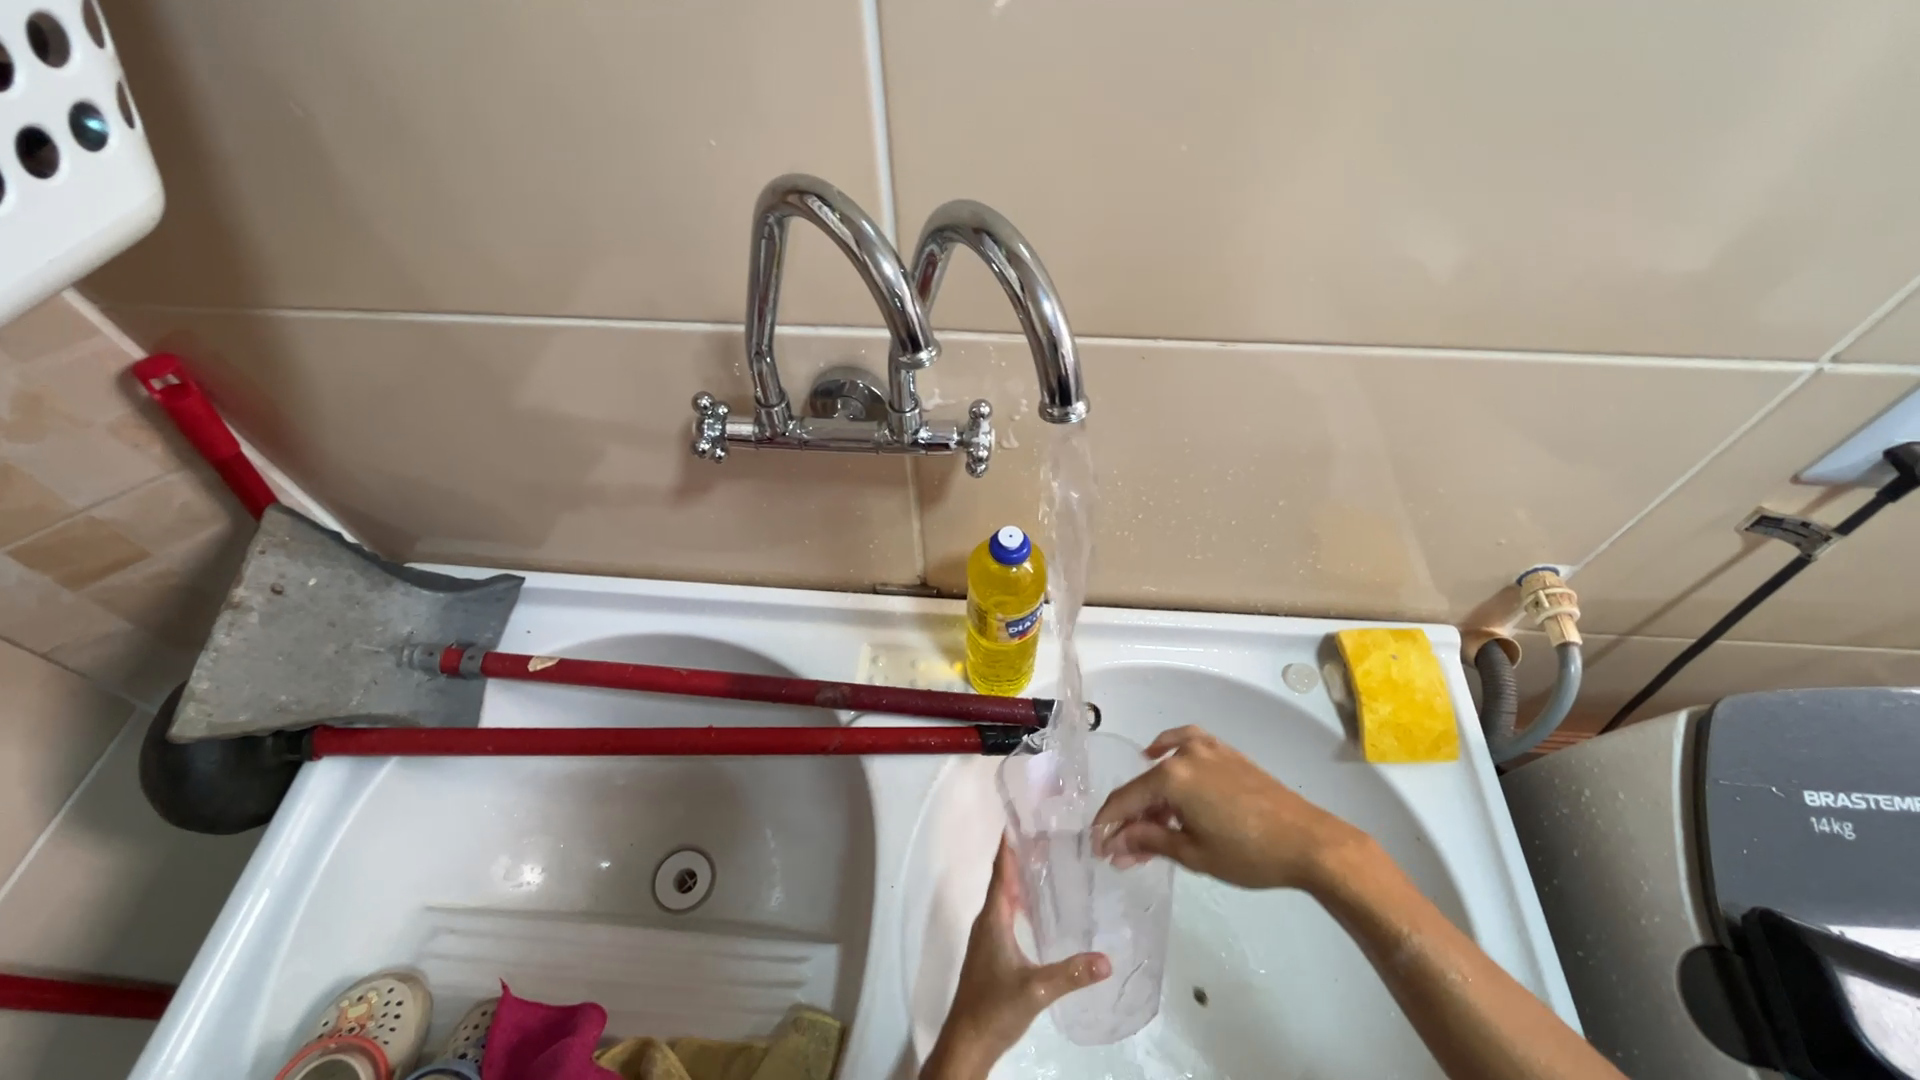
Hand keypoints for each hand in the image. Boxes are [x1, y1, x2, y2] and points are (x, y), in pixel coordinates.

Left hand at [921, 838, 1110, 1078]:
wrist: (967, 1042)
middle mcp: (988, 922)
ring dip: (1022, 880)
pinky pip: (1007, 915)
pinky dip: (1022, 903)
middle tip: (1050, 838)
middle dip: (1022, 857)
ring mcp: (988, 938)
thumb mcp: (1037, 989)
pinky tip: (1041, 910)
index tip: (1024, 818)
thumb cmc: (994, 1008)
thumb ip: (1071, 974)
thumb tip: (1107, 959)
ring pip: (1005, 899)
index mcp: (993, 919)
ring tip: (1049, 865)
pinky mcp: (993, 954)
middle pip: (1004, 880)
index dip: (1010, 844)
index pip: (1002, 871)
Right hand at [1091, 725, 1365, 891]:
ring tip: (1148, 826)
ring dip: (1150, 796)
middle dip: (1131, 819)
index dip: (1108, 826)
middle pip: (1144, 786)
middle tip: (1123, 851)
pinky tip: (1158, 754)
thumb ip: (1149, 842)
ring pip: (1164, 768)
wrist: (1309, 842)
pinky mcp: (1226, 753)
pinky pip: (1187, 743)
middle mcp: (1184, 755)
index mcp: (1171, 778)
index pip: (1125, 800)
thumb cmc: (1249, 854)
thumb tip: (1114, 844)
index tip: (1097, 848)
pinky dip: (1169, 748)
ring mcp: (1207, 749)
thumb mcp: (1194, 853)